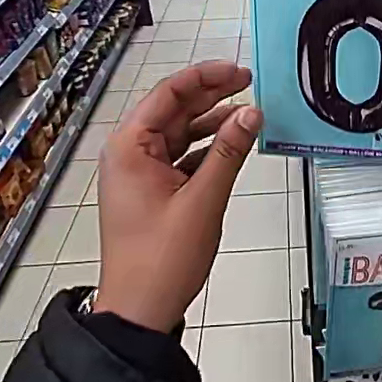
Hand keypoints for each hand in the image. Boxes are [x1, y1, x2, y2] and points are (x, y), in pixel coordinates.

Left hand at [92, 60, 261, 332]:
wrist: (140, 310)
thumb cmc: (162, 258)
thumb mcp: (202, 200)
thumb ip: (229, 151)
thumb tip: (252, 112)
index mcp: (129, 148)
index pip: (168, 94)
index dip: (205, 77)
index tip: (239, 71)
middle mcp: (131, 153)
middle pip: (174, 109)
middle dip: (211, 94)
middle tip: (249, 82)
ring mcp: (141, 171)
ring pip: (181, 131)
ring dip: (213, 119)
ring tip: (247, 109)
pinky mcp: (155, 188)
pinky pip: (184, 154)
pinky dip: (209, 146)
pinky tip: (234, 141)